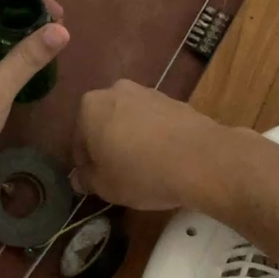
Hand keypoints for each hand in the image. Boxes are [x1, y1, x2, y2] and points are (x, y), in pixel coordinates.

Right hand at [71, 80, 233, 210]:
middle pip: (105, 123)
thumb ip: (87, 179)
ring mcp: (148, 92)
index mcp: (90, 106)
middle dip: (108, 145)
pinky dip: (156, 136)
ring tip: (145, 168)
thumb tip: (79, 178)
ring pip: (131, 120)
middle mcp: (116, 91)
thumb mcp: (105, 186)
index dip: (86, 164)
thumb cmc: (140, 172)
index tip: (96, 181)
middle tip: (118, 174)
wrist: (199, 158)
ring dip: (132, 139)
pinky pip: (156, 121)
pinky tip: (165, 159)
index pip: (78, 139)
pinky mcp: (175, 100)